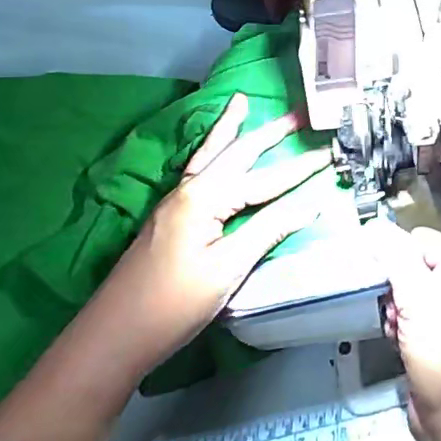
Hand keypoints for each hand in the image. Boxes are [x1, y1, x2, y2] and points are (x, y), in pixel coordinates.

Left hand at [100, 93, 330, 370]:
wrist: (112, 337)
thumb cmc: (172, 305)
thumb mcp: (228, 268)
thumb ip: (268, 230)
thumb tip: (309, 205)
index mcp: (204, 199)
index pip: (264, 179)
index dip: (299, 168)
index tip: (328, 154)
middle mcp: (188, 191)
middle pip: (235, 153)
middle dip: (267, 133)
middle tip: (296, 114)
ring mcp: (174, 202)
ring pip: (210, 155)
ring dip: (231, 129)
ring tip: (241, 104)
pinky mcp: (169, 216)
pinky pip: (197, 168)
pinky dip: (211, 149)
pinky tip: (214, 150)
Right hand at [370, 222, 440, 440]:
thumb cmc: (440, 349)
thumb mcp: (415, 295)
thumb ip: (395, 256)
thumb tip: (375, 227)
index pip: (420, 240)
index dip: (396, 256)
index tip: (379, 276)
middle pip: (413, 266)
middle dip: (394, 286)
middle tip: (392, 308)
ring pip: (409, 293)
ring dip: (395, 308)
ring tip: (395, 327)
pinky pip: (412, 316)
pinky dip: (400, 325)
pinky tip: (397, 340)